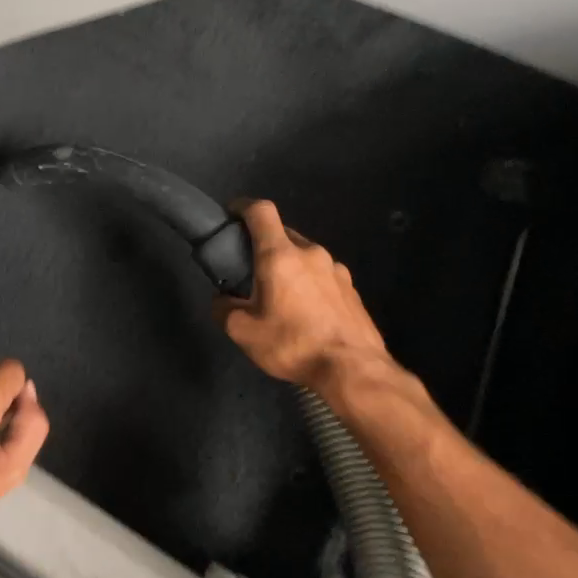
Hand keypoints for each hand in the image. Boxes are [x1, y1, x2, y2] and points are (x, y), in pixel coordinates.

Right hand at [216, 200, 392, 389]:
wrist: (354, 370)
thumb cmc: (292, 344)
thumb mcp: (242, 332)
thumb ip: (223, 308)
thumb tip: (222, 299)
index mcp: (279, 256)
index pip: (261, 212)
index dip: (243, 206)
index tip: (230, 214)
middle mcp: (310, 254)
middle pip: (282, 233)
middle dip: (262, 244)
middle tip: (247, 268)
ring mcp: (336, 270)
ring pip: (304, 255)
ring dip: (287, 265)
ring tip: (277, 295)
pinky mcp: (351, 289)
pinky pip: (321, 275)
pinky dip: (307, 282)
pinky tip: (303, 311)